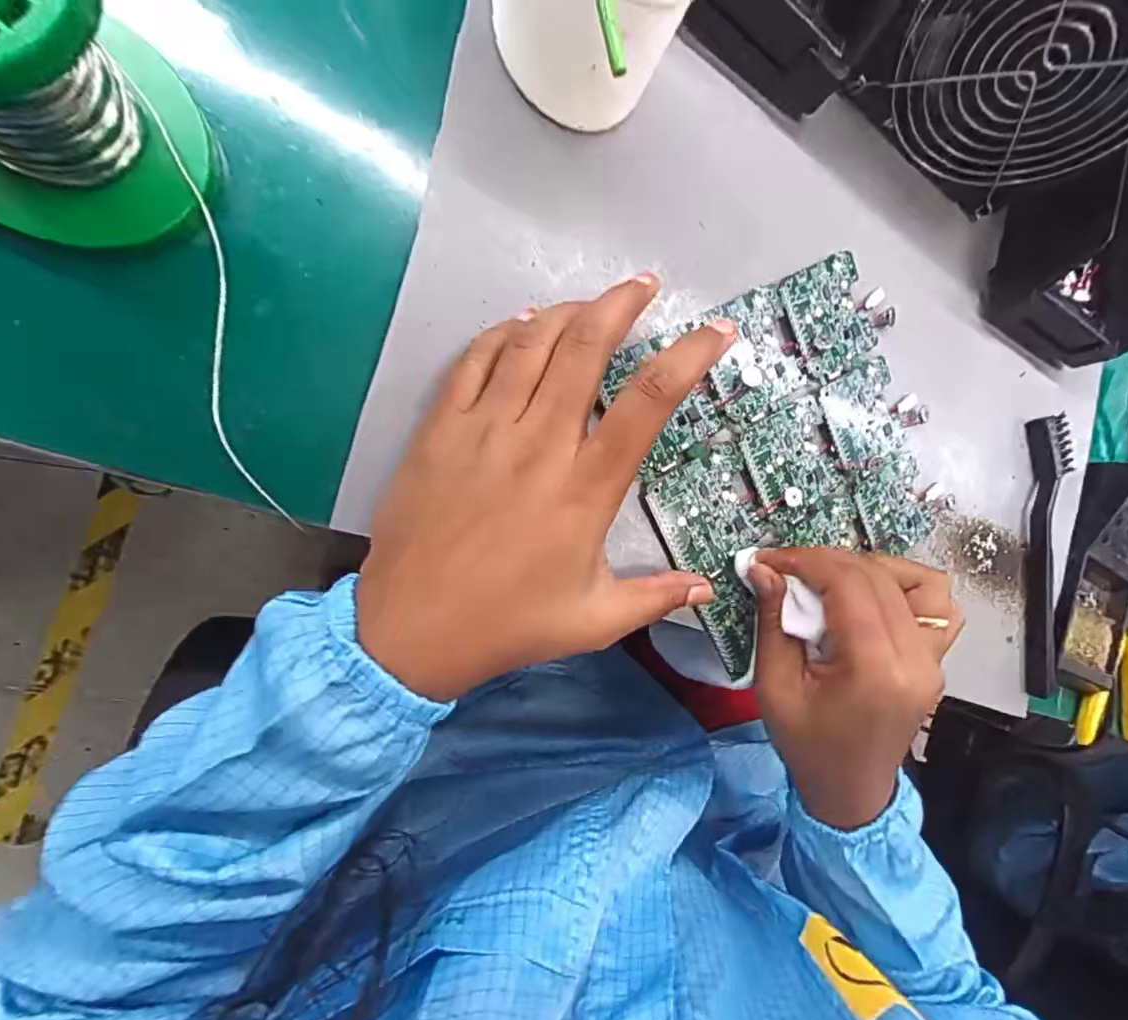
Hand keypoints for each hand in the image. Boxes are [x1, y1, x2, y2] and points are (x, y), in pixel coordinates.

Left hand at [358, 275, 736, 700]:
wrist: (413, 626)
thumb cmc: (506, 625)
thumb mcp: (593, 621)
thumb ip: (654, 598)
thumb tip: (706, 589)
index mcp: (585, 488)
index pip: (649, 402)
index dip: (690, 357)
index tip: (715, 332)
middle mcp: (538, 444)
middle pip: (586, 349)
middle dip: (621, 305)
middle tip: (643, 285)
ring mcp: (483, 431)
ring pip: (530, 344)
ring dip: (565, 312)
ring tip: (588, 303)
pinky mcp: (439, 431)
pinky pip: (472, 362)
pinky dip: (501, 333)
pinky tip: (520, 324)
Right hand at [748, 549, 963, 828]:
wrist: (850, 789)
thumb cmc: (806, 744)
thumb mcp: (774, 686)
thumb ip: (772, 622)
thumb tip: (764, 570)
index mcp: (875, 669)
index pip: (848, 585)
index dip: (805, 561)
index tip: (768, 559)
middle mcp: (916, 659)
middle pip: (877, 577)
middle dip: (825, 560)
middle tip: (785, 567)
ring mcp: (934, 659)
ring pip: (918, 581)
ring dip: (869, 568)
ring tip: (830, 579)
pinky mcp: (936, 659)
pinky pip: (936, 604)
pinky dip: (904, 586)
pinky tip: (870, 595)